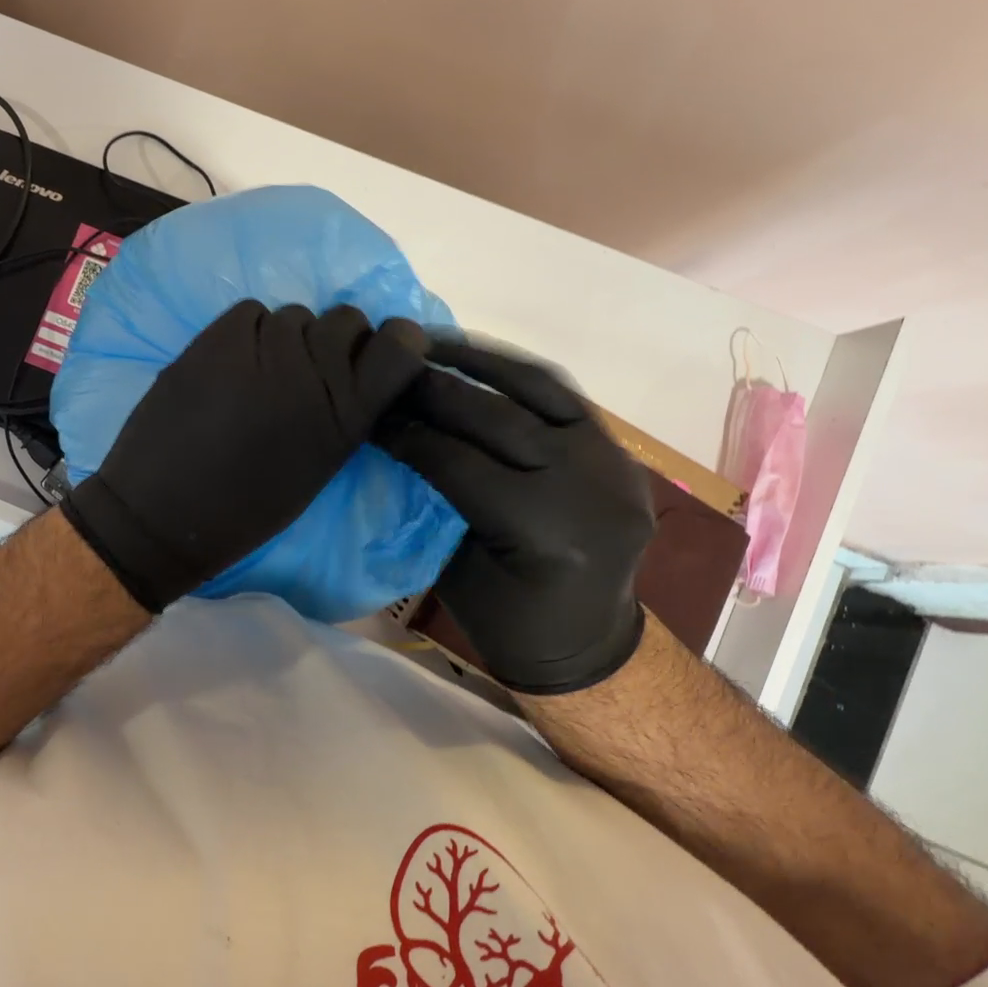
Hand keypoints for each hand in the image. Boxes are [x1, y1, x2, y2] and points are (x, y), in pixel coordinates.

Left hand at [61, 300, 429, 612]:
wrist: (161, 518)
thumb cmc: (240, 512)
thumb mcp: (315, 469)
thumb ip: (339, 416)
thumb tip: (347, 376)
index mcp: (348, 418)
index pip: (400, 346)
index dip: (388, 342)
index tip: (367, 355)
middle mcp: (316, 375)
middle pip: (346, 319)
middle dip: (329, 338)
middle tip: (299, 369)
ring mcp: (265, 352)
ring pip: (294, 314)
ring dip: (281, 337)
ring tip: (253, 375)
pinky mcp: (217, 341)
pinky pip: (248, 312)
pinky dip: (242, 331)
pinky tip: (224, 366)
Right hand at [379, 342, 654, 693]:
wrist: (588, 642)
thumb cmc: (506, 622)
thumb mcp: (455, 571)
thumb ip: (434, 504)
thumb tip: (394, 442)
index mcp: (545, 536)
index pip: (461, 465)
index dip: (407, 434)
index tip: (366, 413)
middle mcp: (590, 491)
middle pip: (500, 419)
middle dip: (436, 390)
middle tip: (387, 367)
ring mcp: (615, 467)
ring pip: (542, 392)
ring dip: (480, 363)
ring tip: (431, 344)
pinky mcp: (622, 454)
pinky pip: (564, 400)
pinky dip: (517, 377)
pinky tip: (477, 364)